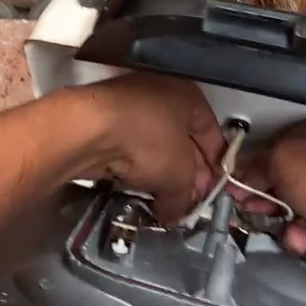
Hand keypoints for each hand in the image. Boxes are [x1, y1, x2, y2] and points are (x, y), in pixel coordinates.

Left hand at [52, 74, 224, 221]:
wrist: (89, 129)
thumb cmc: (147, 139)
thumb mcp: (180, 175)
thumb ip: (185, 196)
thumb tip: (176, 212)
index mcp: (187, 94)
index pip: (211, 131)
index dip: (215, 163)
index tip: (215, 189)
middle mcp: (160, 92)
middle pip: (182, 139)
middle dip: (188, 173)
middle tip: (190, 201)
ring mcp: (130, 104)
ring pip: (153, 146)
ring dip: (159, 174)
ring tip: (164, 202)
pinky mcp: (104, 120)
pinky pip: (128, 149)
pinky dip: (134, 169)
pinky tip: (138, 190)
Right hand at [234, 119, 305, 281]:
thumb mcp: (281, 163)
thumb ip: (253, 168)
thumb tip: (235, 176)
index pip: (272, 151)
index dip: (252, 173)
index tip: (237, 194)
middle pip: (286, 187)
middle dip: (275, 209)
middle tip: (264, 219)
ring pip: (304, 219)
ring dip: (298, 234)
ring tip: (305, 240)